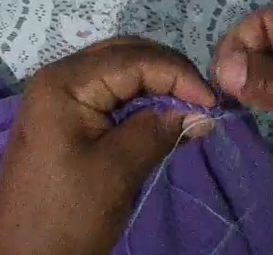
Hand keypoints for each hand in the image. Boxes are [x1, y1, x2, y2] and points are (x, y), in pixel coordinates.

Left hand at [0, 37, 215, 254]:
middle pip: (125, 55)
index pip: (133, 59)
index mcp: (66, 80)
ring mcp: (59, 96)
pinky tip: (162, 118)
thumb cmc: (65, 216)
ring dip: (156, 85)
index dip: (177, 73)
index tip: (213, 103)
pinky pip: (109, 94)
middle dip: (168, 72)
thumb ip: (158, 130)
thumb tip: (203, 112)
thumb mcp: (117, 172)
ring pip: (119, 72)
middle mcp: (60, 76)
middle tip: (204, 102)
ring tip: (189, 109)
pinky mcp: (64, 118)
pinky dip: (139, 101)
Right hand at [212, 2, 272, 220]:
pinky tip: (253, 112)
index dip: (241, 42)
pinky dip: (266, 97)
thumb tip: (223, 65)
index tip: (222, 79)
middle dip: (242, 60)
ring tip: (231, 105)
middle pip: (268, 40)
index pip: (268, 20)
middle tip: (223, 96)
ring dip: (251, 80)